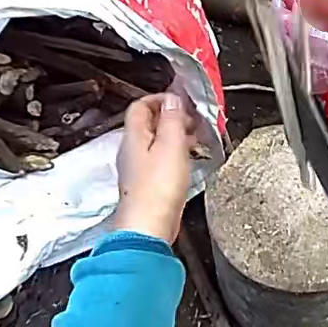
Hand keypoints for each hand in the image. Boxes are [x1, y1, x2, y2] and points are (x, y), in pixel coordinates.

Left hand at [112, 92, 198, 242]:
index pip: (140, 106)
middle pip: (149, 123)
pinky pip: (160, 160)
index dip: (161, 99)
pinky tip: (187, 160)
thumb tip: (173, 99)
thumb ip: (172, 119)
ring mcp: (138, 168)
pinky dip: (174, 153)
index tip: (181, 101)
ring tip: (195, 138)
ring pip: (156, 142)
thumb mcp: (171, 145)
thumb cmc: (157, 190)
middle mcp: (132, 151)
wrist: (149, 227)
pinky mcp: (148, 184)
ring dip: (175, 135)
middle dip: (172, 117)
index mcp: (134, 137)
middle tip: (192, 119)